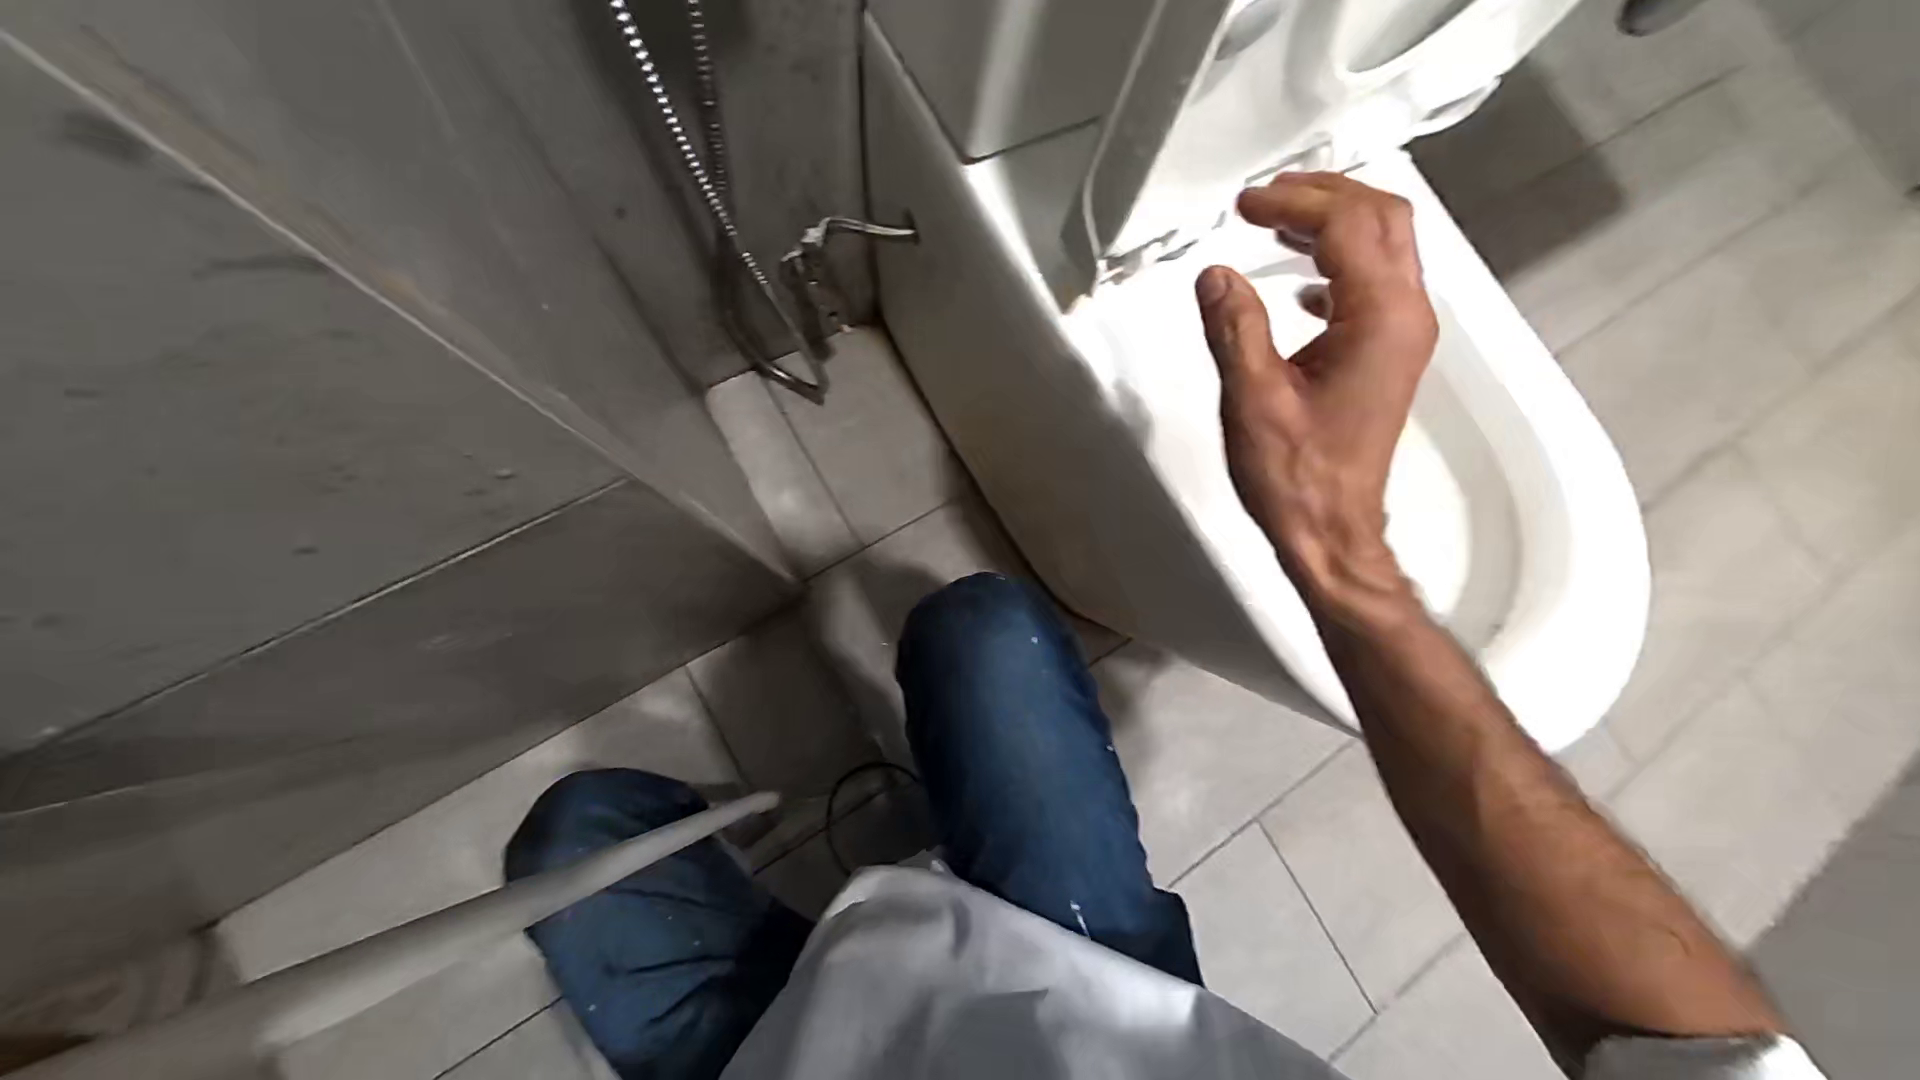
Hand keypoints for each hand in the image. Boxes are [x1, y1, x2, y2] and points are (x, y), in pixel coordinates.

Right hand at [1195, 172, 1437, 623]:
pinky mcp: (1389, 357)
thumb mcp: (1252, 398)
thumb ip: (1234, 328)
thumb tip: (1214, 273)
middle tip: (1265, 197)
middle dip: (1325, 196)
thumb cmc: (1292, 472)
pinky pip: (1375, 286)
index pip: (1348, 227)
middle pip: (1384, 221)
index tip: (1243, 205)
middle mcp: (1407, 315)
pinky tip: (1302, 285)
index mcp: (1381, 317)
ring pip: (1385, 249)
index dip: (1295, 203)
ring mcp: (1404, 337)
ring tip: (1277, 223)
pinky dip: (1339, 266)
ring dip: (1335, 225)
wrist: (1331, 529)